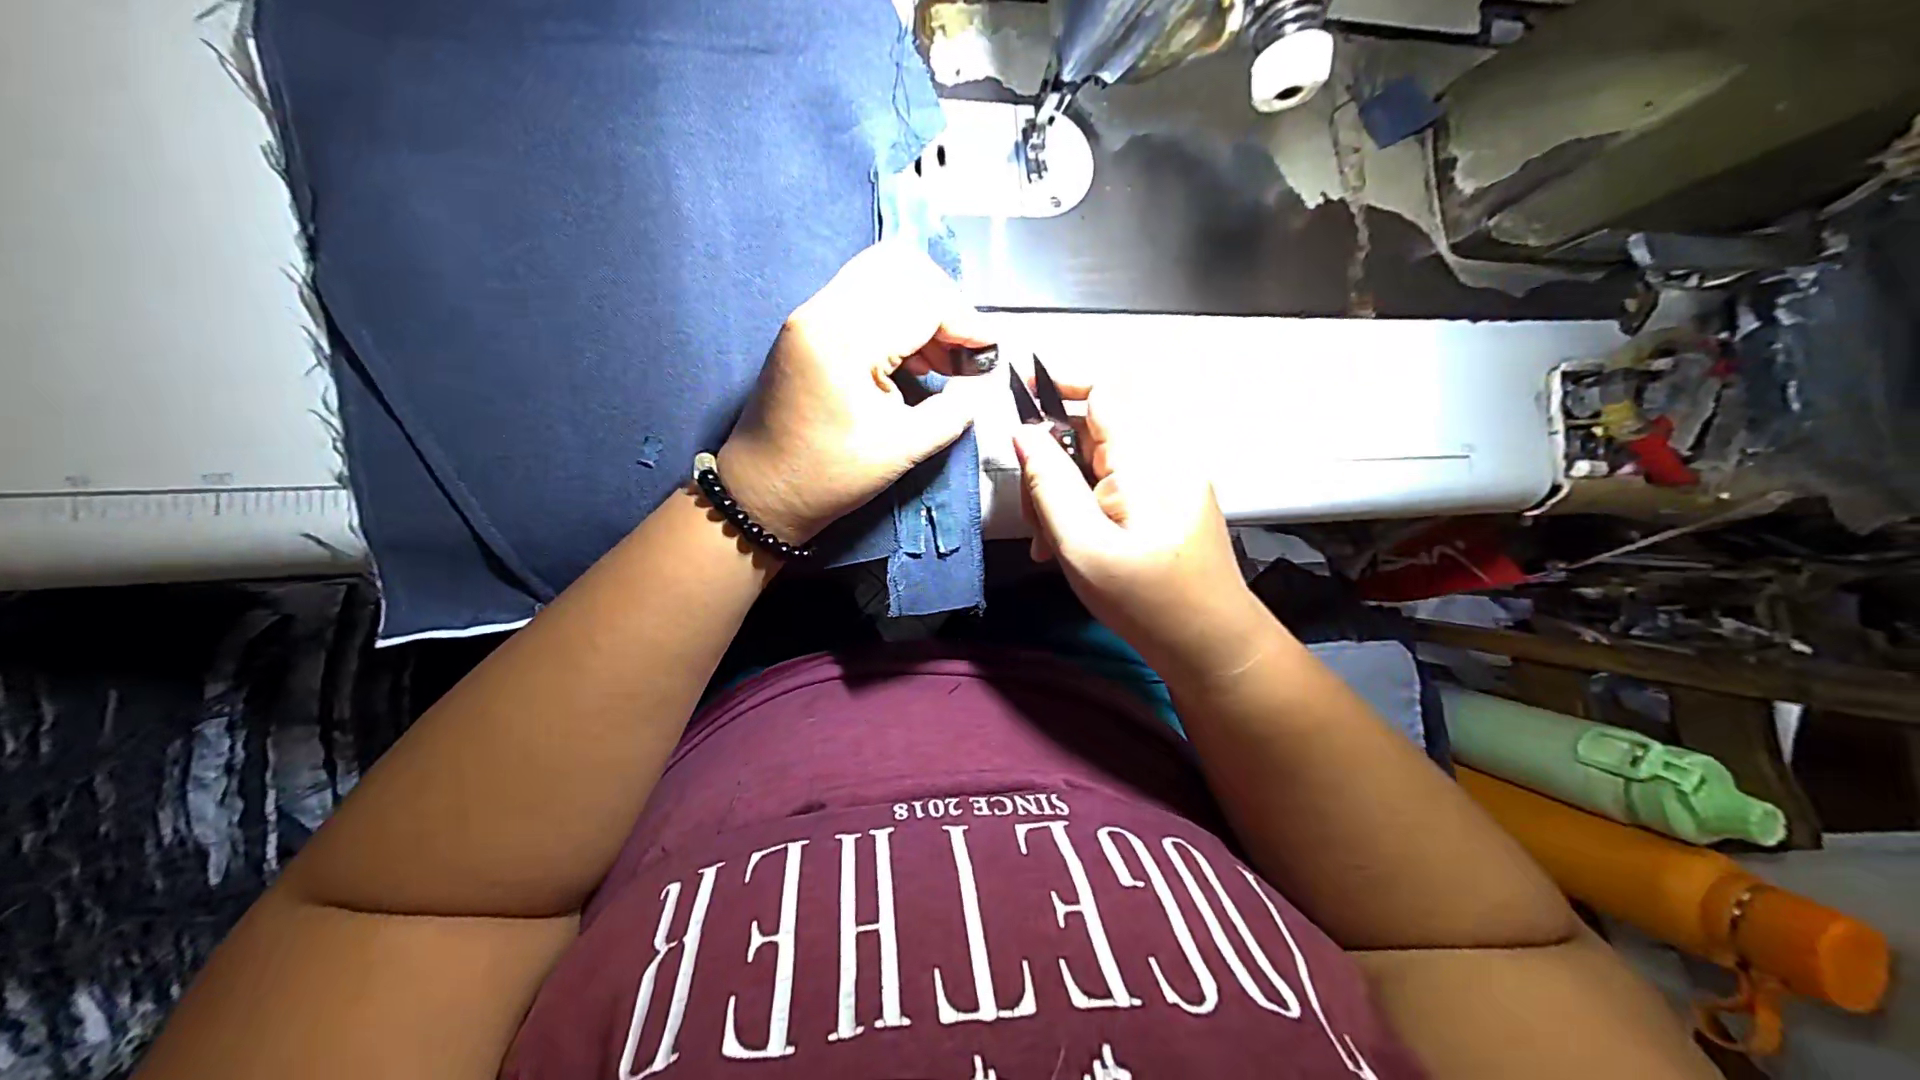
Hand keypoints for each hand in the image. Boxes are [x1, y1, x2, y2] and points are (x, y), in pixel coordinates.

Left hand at [717, 242, 994, 544]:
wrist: (762, 490)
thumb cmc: (827, 477)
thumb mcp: (903, 449)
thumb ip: (954, 410)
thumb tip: (979, 382)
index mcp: (844, 342)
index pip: (922, 300)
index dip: (965, 321)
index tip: (988, 349)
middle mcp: (823, 312)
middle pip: (902, 267)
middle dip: (945, 302)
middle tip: (963, 347)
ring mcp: (810, 313)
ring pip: (882, 272)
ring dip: (922, 304)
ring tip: (941, 357)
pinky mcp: (807, 324)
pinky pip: (863, 293)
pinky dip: (897, 312)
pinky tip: (912, 356)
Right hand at [1013, 374, 1278, 682]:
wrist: (1209, 644)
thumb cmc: (1151, 604)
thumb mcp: (1083, 546)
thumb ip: (1048, 485)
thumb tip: (1023, 436)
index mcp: (1148, 460)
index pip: (1104, 387)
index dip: (1059, 382)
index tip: (1022, 395)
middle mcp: (1163, 458)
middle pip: (1091, 429)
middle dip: (1050, 462)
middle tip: (1035, 512)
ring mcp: (1166, 479)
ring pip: (1096, 459)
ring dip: (1062, 491)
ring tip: (1052, 540)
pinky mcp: (1164, 499)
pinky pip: (1112, 482)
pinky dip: (1083, 504)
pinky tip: (1073, 543)